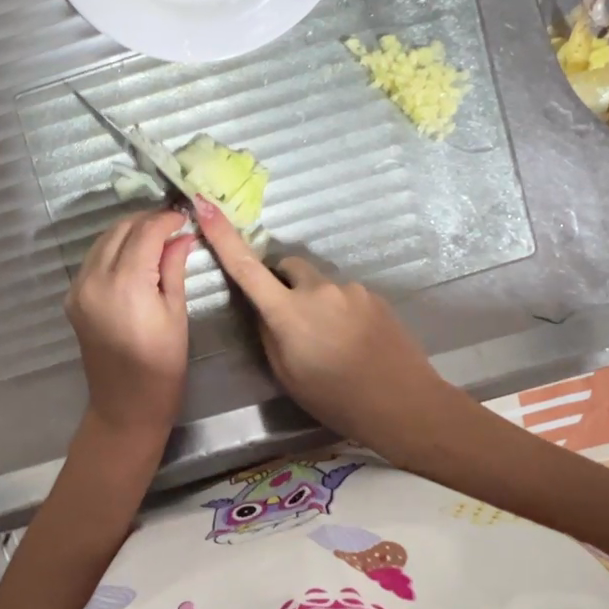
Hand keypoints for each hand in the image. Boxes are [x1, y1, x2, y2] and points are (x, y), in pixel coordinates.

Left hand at [66, 210, 198, 436]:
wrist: (125, 406)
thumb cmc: (162, 367)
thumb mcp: (176, 314)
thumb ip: (173, 268)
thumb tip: (182, 236)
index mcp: (125, 283)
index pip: (145, 231)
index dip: (166, 219)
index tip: (184, 216)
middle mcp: (95, 279)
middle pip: (119, 230)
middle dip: (146, 221)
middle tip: (172, 224)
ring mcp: (78, 288)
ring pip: (102, 241)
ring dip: (128, 233)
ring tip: (156, 238)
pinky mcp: (73, 299)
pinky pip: (92, 261)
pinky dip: (113, 251)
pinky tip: (134, 258)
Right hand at [193, 198, 464, 455]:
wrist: (403, 403)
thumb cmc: (335, 399)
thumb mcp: (287, 375)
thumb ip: (269, 335)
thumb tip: (264, 311)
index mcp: (288, 312)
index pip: (247, 268)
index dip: (223, 236)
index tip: (206, 205)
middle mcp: (318, 290)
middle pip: (289, 267)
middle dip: (282, 283)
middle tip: (288, 319)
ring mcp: (350, 290)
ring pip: (319, 285)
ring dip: (315, 302)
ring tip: (330, 343)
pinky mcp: (374, 297)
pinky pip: (345, 296)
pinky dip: (339, 312)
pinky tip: (352, 343)